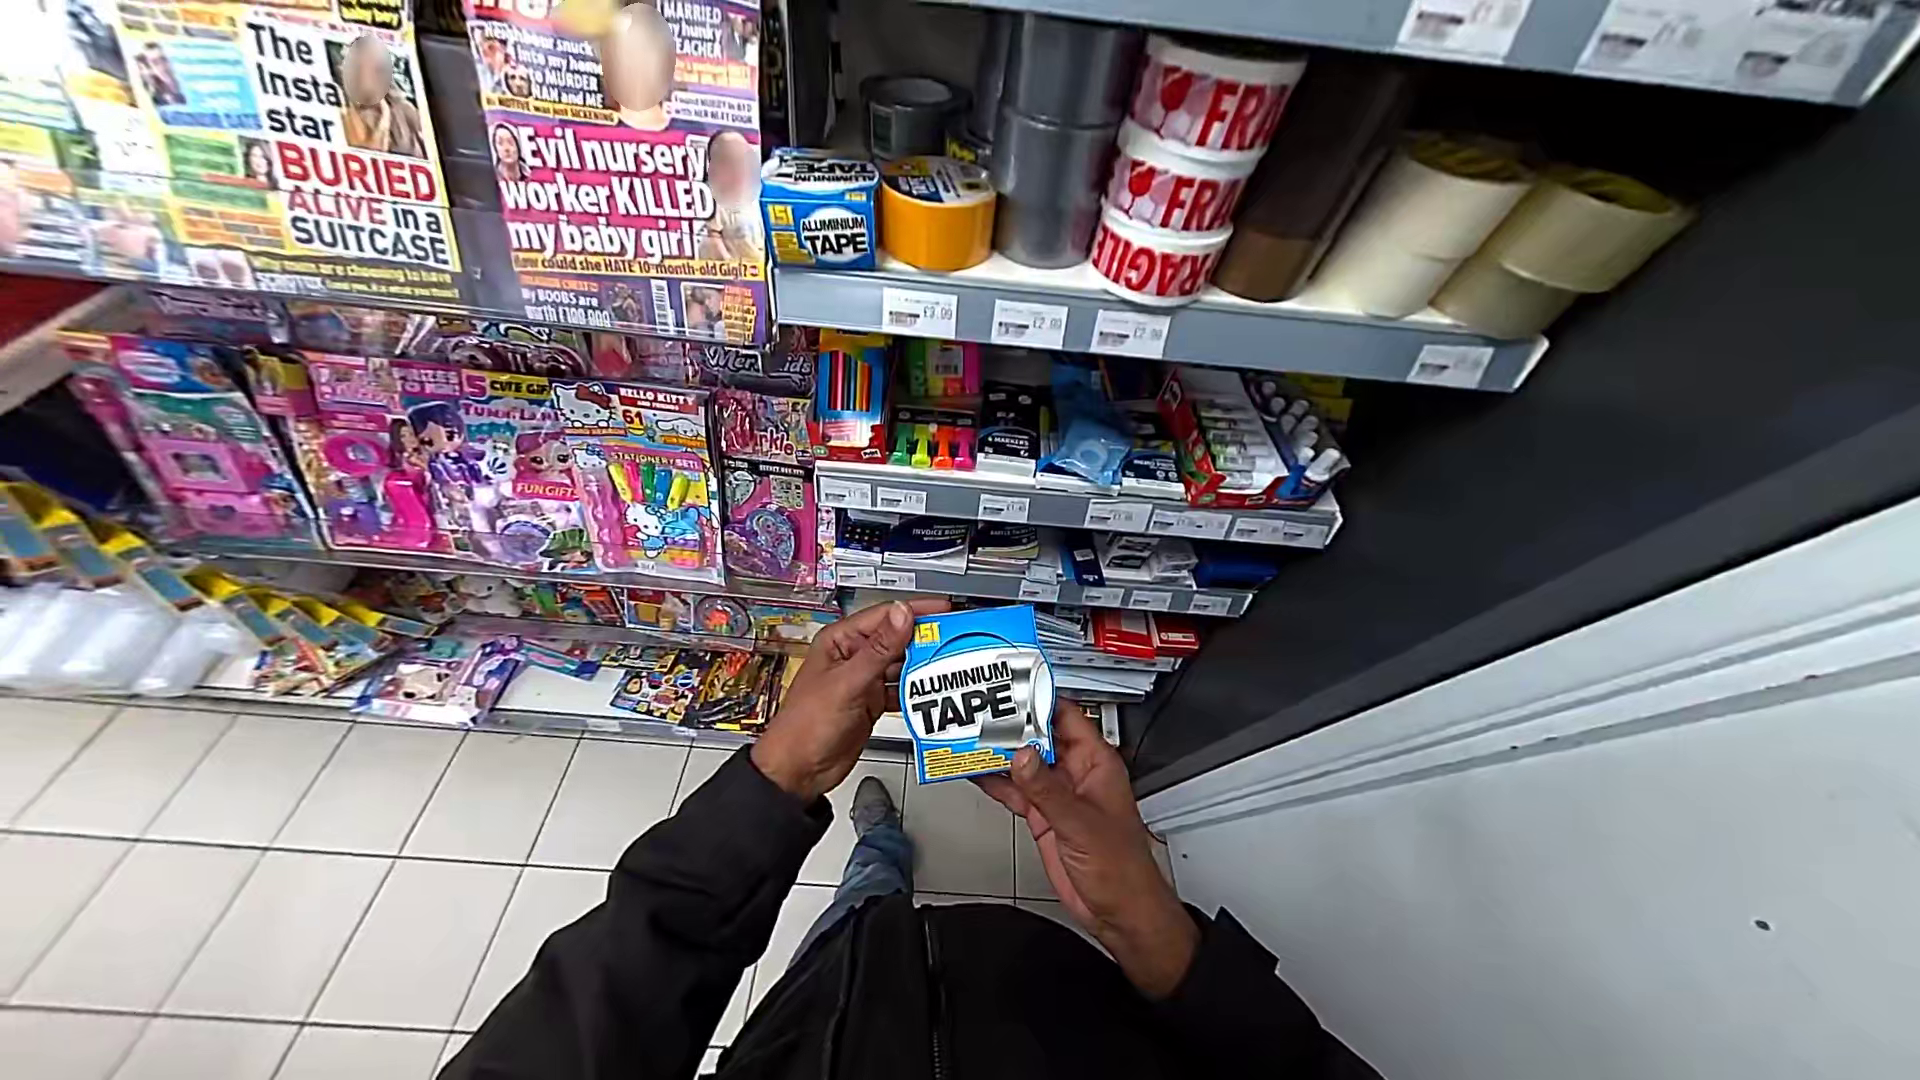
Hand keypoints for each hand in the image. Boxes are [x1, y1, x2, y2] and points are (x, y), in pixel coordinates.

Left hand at [752, 597, 948, 801]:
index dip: (915, 611)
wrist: (798, 771)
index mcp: (840, 641)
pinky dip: (914, 691)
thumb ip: (878, 648)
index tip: (943, 609)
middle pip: (896, 638)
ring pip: (900, 664)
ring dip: (921, 665)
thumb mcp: (847, 682)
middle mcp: (853, 656)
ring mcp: (863, 679)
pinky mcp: (871, 701)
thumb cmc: (805, 725)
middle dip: (924, 638)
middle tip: (953, 637)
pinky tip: (928, 693)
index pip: (885, 615)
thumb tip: (902, 615)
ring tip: (945, 663)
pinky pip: (900, 689)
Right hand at [976, 702, 1198, 998]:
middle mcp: (1076, 772)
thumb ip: (1047, 790)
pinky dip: (996, 782)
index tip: (1013, 691)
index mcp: (1096, 762)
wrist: (1119, 914)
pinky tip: (977, 773)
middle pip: (1039, 737)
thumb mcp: (1081, 823)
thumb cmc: (1122, 869)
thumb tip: (1021, 757)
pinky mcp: (1044, 816)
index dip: (1040, 702)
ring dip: (1000, 754)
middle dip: (1012, 728)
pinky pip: (1016, 790)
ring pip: (1024, 763)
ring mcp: (1058, 794)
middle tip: (981, 717)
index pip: (1066, 717)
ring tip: (971, 740)